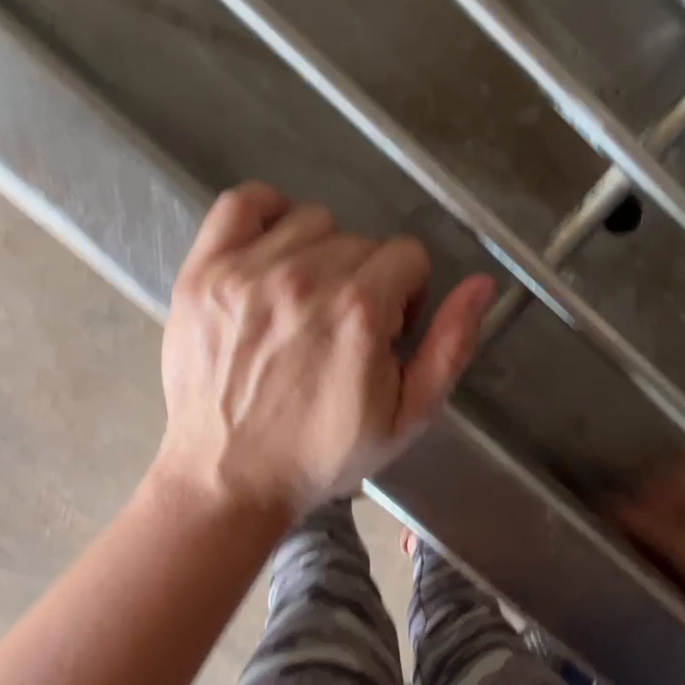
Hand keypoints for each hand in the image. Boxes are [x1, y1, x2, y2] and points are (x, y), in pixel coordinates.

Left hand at [156, 182, 495, 518]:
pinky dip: (264, 213)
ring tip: (307, 297)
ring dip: (321, 251)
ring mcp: (247, 272)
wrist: (227, 480)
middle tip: (345, 327)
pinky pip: (241, 204)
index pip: (408, 255)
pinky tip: (272, 248)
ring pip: (311, 220)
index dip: (407, 293)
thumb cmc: (322, 454)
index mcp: (360, 310)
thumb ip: (450, 345)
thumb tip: (481, 285)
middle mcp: (305, 278)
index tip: (387, 329)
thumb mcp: (407, 417)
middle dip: (367, 278)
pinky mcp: (204, 274)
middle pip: (362, 240)